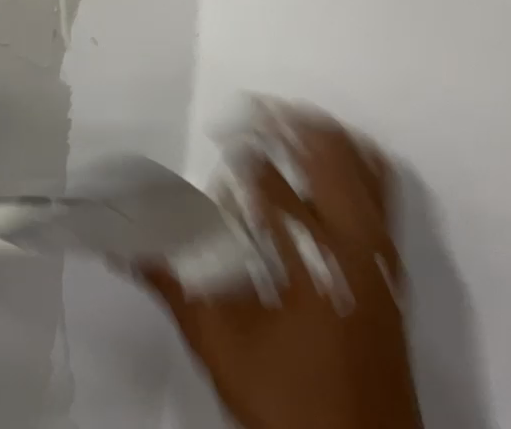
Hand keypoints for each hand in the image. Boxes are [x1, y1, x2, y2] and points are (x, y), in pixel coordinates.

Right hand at [139, 102, 421, 428]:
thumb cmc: (287, 397)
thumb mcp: (217, 342)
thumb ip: (168, 285)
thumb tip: (118, 248)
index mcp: (309, 257)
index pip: (273, 182)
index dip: (244, 155)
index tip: (224, 135)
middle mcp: (354, 248)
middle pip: (334, 158)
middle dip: (294, 126)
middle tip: (256, 114)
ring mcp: (382, 261)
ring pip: (369, 173)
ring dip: (330, 142)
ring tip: (292, 129)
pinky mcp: (392, 278)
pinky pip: (384, 200)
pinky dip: (357, 171)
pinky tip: (326, 179)